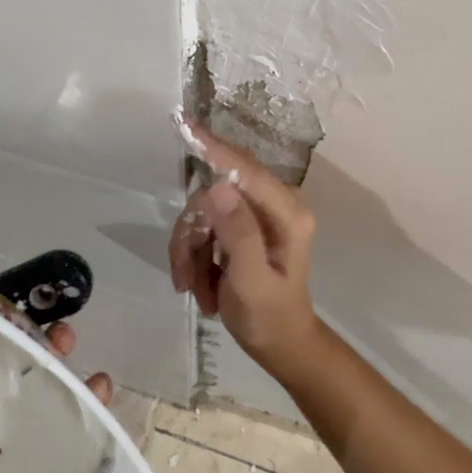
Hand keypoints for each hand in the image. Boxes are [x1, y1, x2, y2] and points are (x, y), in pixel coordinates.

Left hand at [0, 256, 115, 403]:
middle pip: (14, 342)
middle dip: (33, 317)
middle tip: (42, 309)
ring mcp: (11, 413)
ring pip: (45, 370)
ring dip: (59, 347)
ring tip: (65, 339)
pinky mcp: (37, 443)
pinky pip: (74, 416)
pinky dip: (92, 397)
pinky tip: (99, 383)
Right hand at [168, 123, 321, 373]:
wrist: (281, 346)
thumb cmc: (269, 319)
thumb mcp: (251, 282)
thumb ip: (237, 234)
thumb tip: (217, 188)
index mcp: (287, 213)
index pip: (246, 171)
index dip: (215, 148)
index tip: (186, 126)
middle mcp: (275, 205)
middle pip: (216, 194)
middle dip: (193, 233)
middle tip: (184, 274)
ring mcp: (258, 216)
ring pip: (204, 214)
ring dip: (191, 252)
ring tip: (196, 291)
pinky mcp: (243, 227)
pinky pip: (205, 228)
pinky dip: (194, 257)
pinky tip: (200, 287)